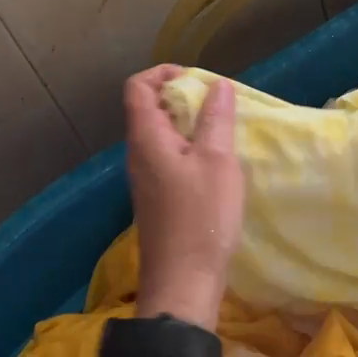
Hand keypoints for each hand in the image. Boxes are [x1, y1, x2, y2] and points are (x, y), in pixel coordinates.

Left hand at [124, 65, 243, 329]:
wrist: (183, 284)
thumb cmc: (200, 216)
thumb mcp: (216, 160)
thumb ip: (216, 118)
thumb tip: (217, 84)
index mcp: (146, 138)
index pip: (137, 87)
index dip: (162, 73)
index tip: (195, 78)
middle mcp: (138, 154)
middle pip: (149, 107)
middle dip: (182, 95)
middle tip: (216, 102)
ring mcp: (145, 177)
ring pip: (160, 132)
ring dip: (188, 121)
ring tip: (220, 128)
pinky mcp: (156, 196)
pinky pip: (167, 155)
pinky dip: (188, 145)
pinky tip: (214, 160)